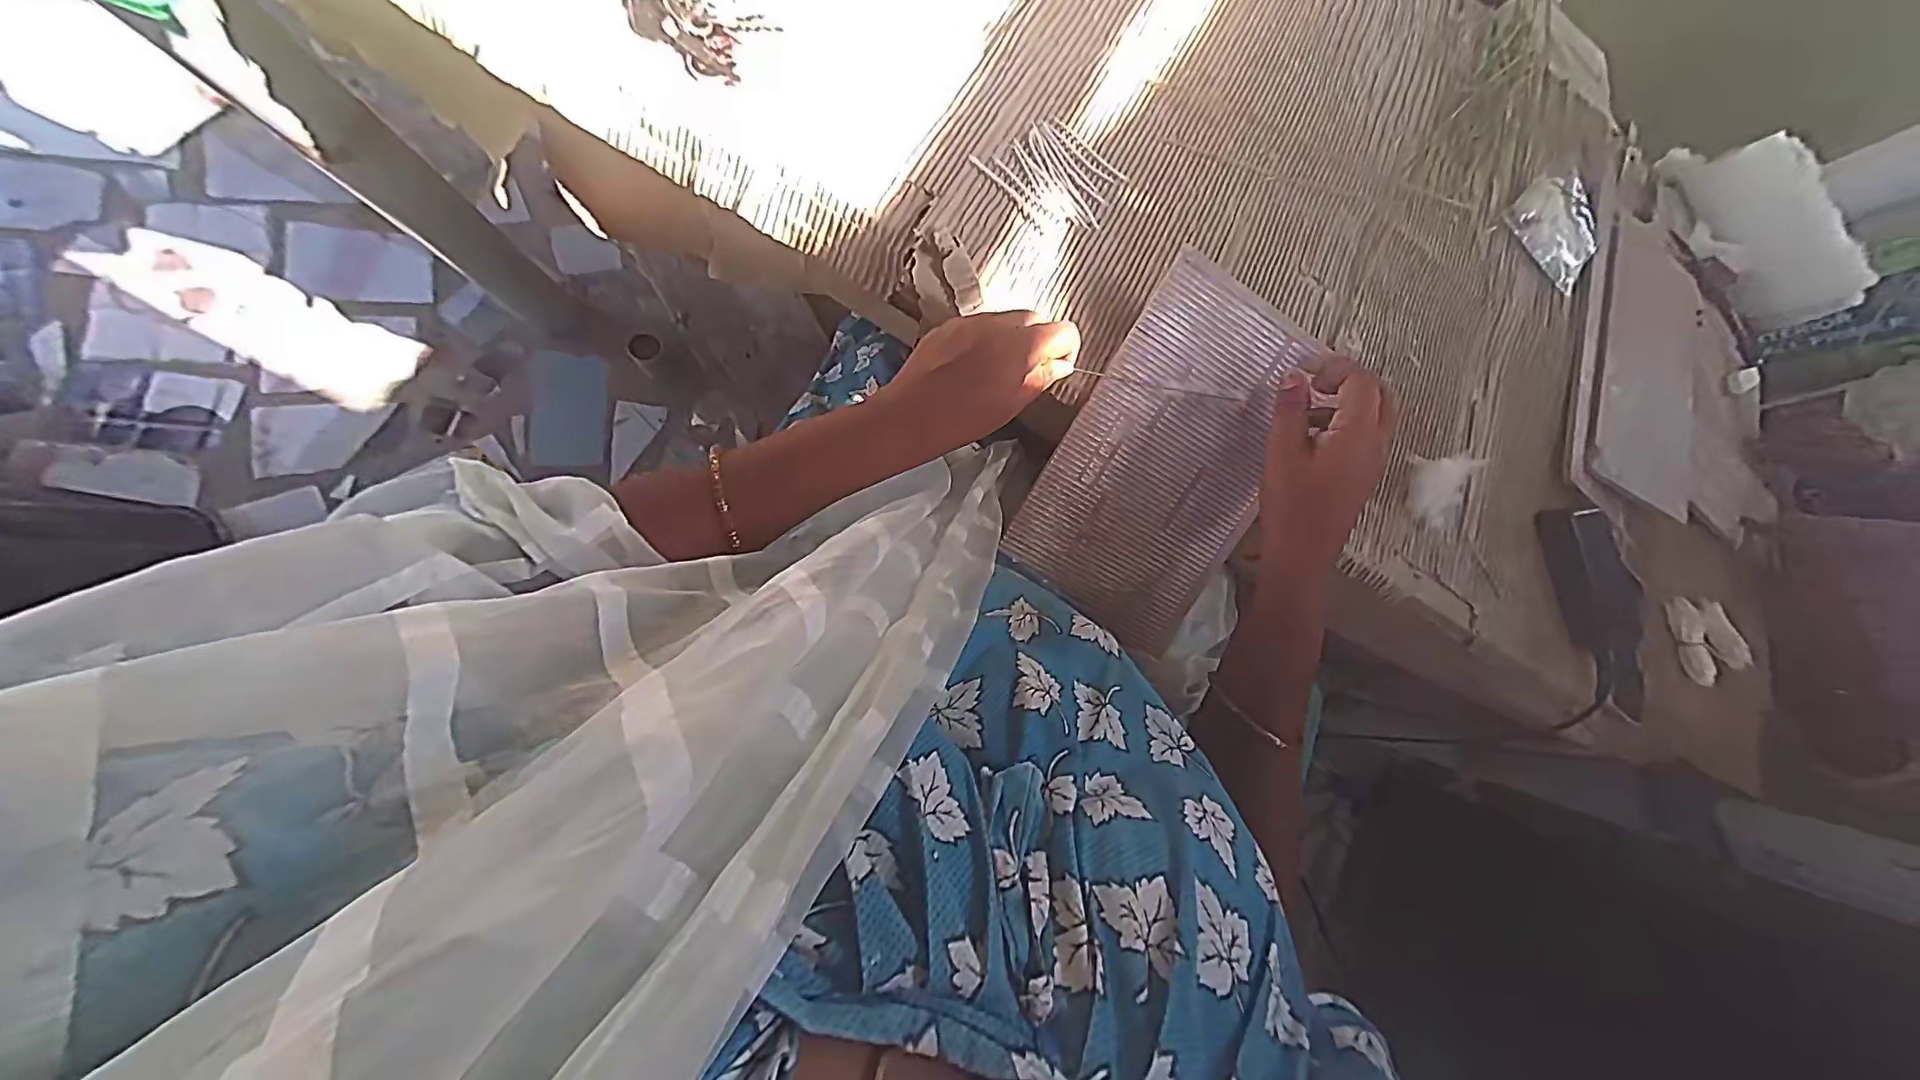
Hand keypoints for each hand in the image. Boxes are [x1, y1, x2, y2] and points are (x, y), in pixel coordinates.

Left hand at [870, 310, 1079, 452]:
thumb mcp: (1012, 404)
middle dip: (1039, 340)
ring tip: (999, 370)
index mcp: (1022, 345)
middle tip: (1031, 369)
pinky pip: (979, 325)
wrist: (912, 416)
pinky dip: (985, 338)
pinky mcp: (950, 325)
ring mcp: (972, 322)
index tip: (1060, 364)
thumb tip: (1058, 366)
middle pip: (1036, 318)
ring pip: (1006, 319)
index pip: (1064, 331)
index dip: (1066, 349)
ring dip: (1011, 338)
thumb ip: (1041, 378)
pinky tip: (974, 365)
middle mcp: (999, 325)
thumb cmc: (961, 418)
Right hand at [1259, 353, 1394, 576]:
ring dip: (1345, 402)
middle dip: (1347, 380)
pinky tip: (1310, 439)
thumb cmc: (1292, 510)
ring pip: (1374, 415)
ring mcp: (1372, 462)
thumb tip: (1293, 380)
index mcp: (1359, 434)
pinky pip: (1365, 436)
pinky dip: (1344, 424)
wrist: (1302, 554)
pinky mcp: (1362, 475)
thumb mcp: (1281, 454)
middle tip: (1313, 383)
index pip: (1360, 381)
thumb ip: (1289, 411)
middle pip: (1378, 393)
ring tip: (1305, 411)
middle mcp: (1376, 445)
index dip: (1333, 367)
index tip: (1305, 371)